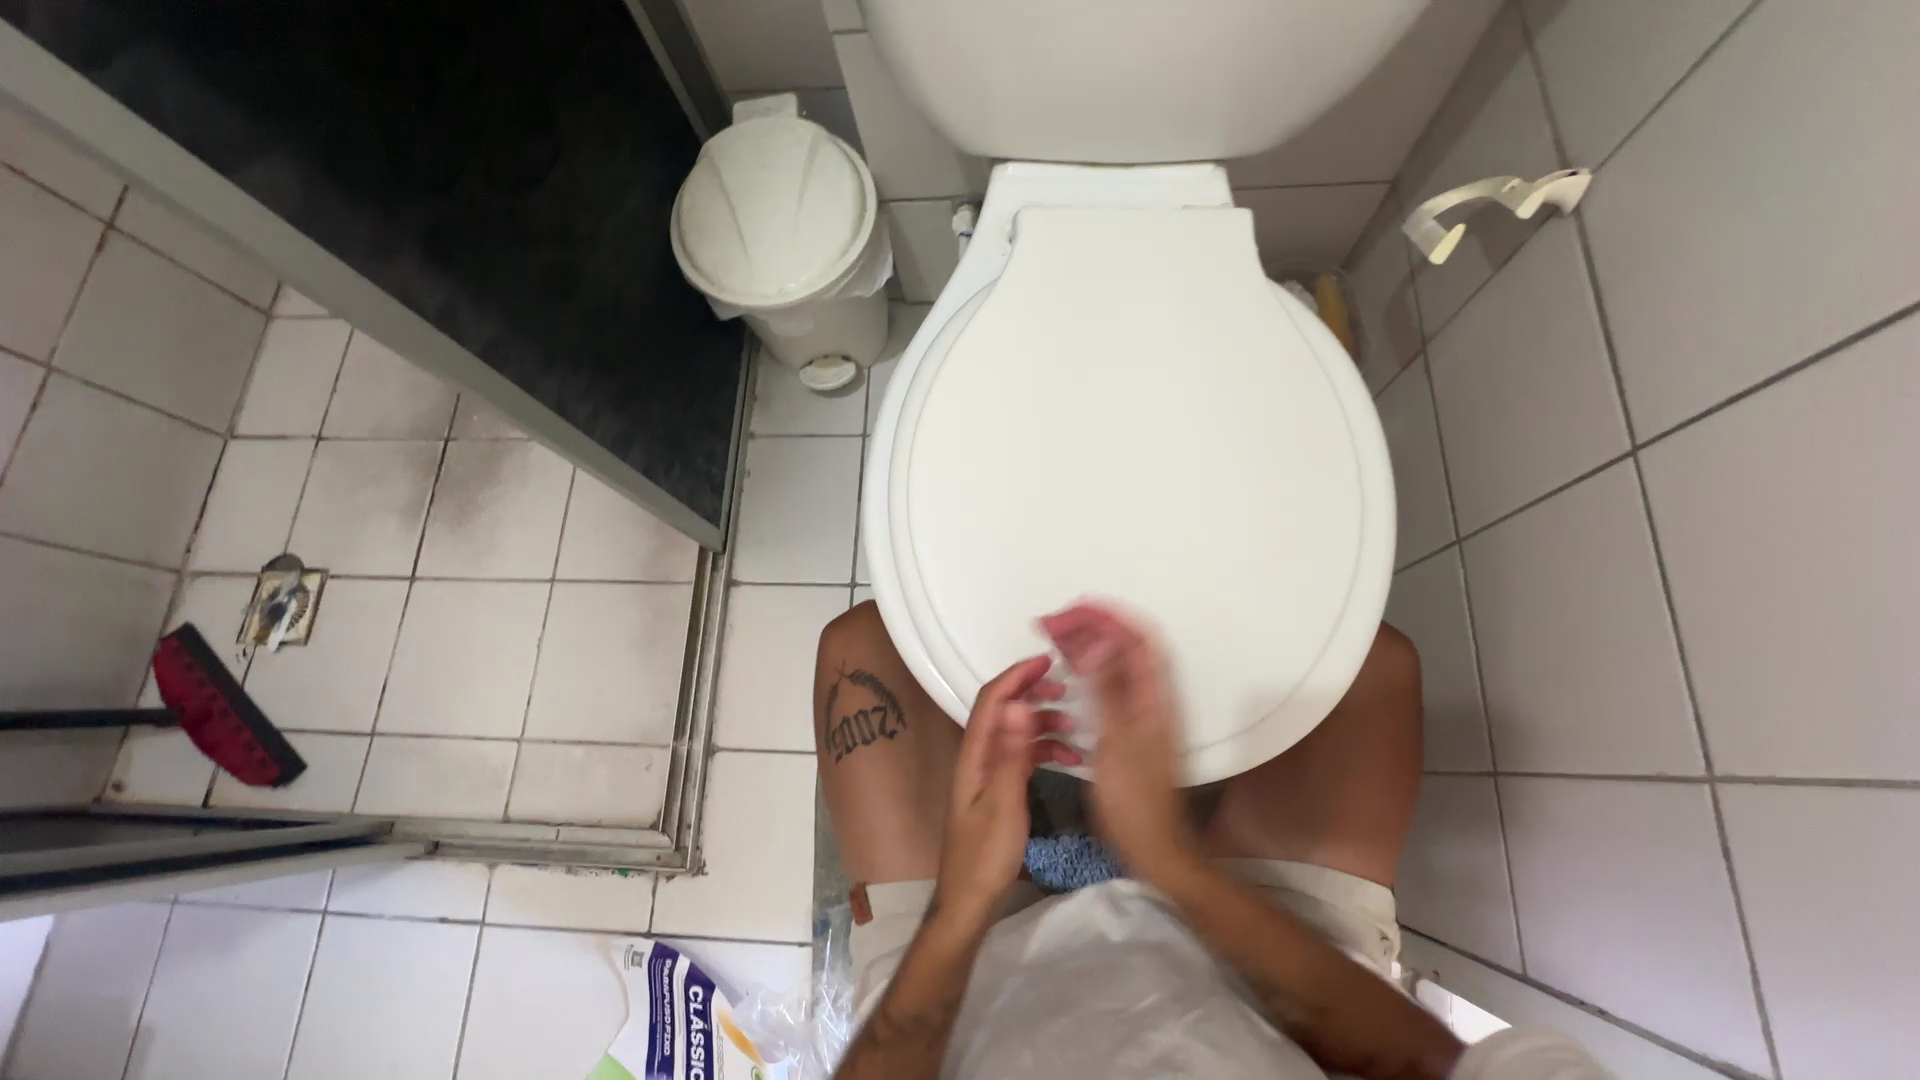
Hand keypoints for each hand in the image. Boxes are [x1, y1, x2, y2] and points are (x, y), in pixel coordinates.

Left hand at [934, 655, 1079, 923]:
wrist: (969, 900)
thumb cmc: (985, 855)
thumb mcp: (1003, 804)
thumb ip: (1010, 755)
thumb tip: (1017, 706)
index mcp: (973, 755)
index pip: (992, 701)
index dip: (1017, 676)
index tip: (1048, 662)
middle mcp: (977, 756)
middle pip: (1003, 710)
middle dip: (1033, 693)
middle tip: (1067, 690)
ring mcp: (986, 773)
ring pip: (1016, 732)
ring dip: (1043, 723)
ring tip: (1075, 727)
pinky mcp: (997, 789)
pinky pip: (1021, 756)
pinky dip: (1043, 750)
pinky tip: (1070, 759)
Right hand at [1040, 603, 1196, 883]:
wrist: (1154, 847)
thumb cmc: (1134, 803)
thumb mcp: (1115, 745)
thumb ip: (1107, 691)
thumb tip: (1097, 644)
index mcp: (1153, 698)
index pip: (1136, 639)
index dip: (1105, 617)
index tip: (1070, 610)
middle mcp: (1152, 697)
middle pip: (1126, 644)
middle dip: (1090, 625)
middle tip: (1051, 623)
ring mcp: (1143, 711)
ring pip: (1117, 661)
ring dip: (1088, 643)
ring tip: (1054, 637)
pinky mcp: (1131, 725)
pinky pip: (1111, 680)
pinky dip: (1089, 666)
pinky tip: (1069, 670)